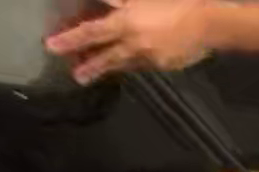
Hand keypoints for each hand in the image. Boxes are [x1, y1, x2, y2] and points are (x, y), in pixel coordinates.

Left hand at [45, 0, 220, 84]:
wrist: (206, 24)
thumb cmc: (172, 2)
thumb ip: (117, 3)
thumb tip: (102, 5)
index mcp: (126, 24)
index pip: (91, 33)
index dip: (71, 39)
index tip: (52, 47)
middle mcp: (135, 46)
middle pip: (107, 57)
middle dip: (90, 66)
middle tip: (76, 76)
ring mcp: (152, 59)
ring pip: (125, 64)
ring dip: (109, 68)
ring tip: (96, 73)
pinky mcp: (166, 65)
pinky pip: (143, 65)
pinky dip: (131, 64)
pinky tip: (127, 63)